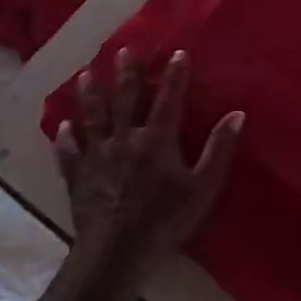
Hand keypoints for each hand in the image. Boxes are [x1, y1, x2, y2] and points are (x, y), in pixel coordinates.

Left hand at [54, 49, 241, 282]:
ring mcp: (97, 156)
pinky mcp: (78, 176)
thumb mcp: (204, 187)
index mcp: (157, 139)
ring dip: (89, 95)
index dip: (174, 75)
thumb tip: (237, 114)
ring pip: (92, 117)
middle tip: (123, 50)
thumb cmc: (167, 220)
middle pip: (125, 99)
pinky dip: (65, 138)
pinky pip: (69, 152)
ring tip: (86, 74)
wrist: (118, 250)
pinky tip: (62, 126)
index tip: (177, 52)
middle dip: (126, 73)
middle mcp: (124, 138)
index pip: (169, 98)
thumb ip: (219, 149)